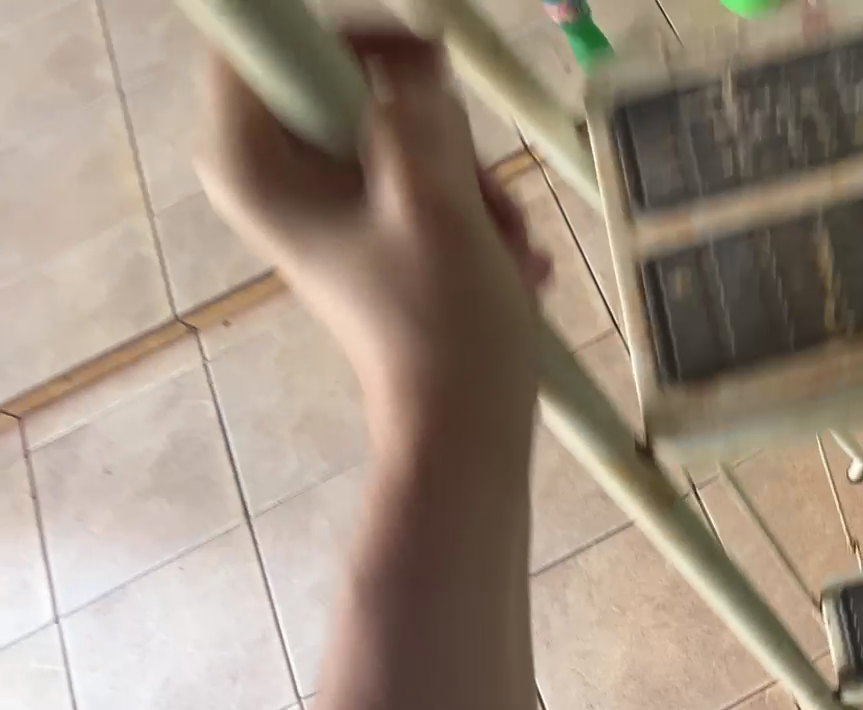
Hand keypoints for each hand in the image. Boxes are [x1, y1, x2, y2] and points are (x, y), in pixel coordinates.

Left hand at [196, 29, 552, 441]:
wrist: (470, 420)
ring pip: (413, 158)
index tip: (436, 66)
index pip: (280, 50)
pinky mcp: (383, 253)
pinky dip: (483, 229)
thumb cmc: (446, 322)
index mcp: (256, 163)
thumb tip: (419, 68)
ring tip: (516, 249)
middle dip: (446, 147)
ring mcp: (338, 223)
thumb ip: (418, 116)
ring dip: (481, 196)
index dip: (359, 46)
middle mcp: (284, 185)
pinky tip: (516, 268)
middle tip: (496, 199)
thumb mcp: (438, 203)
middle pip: (361, 106)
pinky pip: (434, 205)